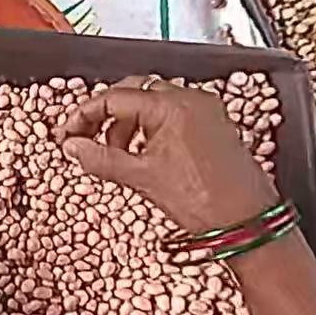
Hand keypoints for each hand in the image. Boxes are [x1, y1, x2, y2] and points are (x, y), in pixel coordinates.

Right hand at [56, 77, 278, 232]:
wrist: (247, 221)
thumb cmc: (203, 199)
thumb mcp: (140, 178)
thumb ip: (100, 158)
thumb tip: (72, 147)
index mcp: (172, 107)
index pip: (114, 98)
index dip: (84, 116)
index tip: (68, 135)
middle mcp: (191, 100)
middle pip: (131, 93)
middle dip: (103, 116)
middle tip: (84, 139)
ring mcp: (203, 111)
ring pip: (149, 103)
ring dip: (123, 124)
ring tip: (112, 153)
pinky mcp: (210, 125)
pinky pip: (168, 115)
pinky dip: (145, 129)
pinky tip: (137, 154)